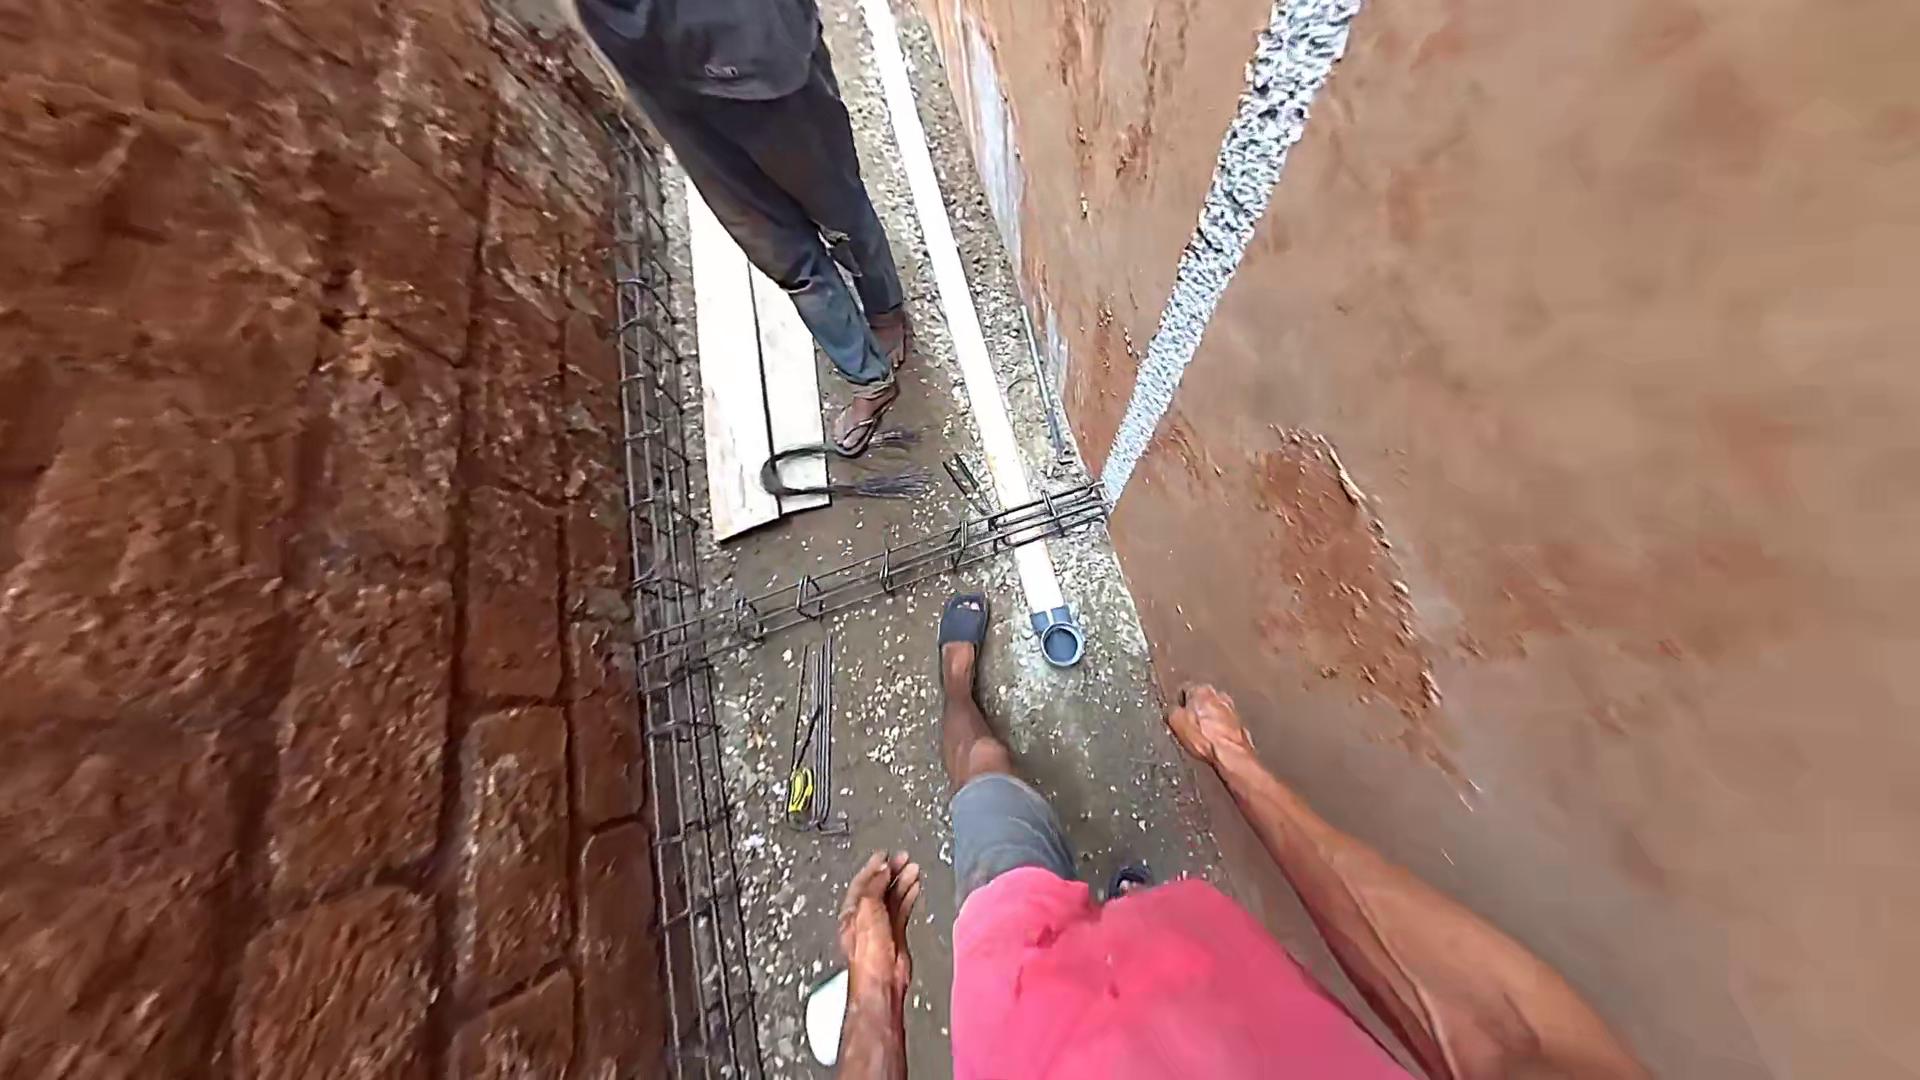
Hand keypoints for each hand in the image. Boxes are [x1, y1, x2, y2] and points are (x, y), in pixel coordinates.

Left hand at [837, 851, 922, 1004]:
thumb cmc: (868, 952)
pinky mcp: (896, 934)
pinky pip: (902, 908)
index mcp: (852, 912)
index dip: (873, 866)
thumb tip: (882, 867)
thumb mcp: (867, 909)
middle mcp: (865, 918)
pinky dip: (909, 895)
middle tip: (903, 857)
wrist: (882, 982)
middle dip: (891, 871)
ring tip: (914, 867)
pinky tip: (915, 886)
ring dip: (902, 881)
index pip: (862, 882)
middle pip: (879, 887)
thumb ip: (875, 886)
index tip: (884, 853)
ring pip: (892, 897)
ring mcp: (881, 926)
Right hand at [1167, 683, 1255, 767]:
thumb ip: (1172, 710)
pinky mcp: (1241, 726)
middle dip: (1196, 710)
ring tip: (1203, 737)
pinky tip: (1215, 743)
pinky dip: (1220, 731)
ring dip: (1209, 721)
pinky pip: (1225, 725)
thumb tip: (1173, 710)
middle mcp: (1219, 695)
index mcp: (1201, 689)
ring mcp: (1233, 710)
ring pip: (1215, 712)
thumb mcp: (1176, 722)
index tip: (1176, 714)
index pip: (1183, 689)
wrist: (1232, 756)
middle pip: (1202, 700)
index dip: (1177, 703)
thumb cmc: (1204, 737)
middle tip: (1189, 727)